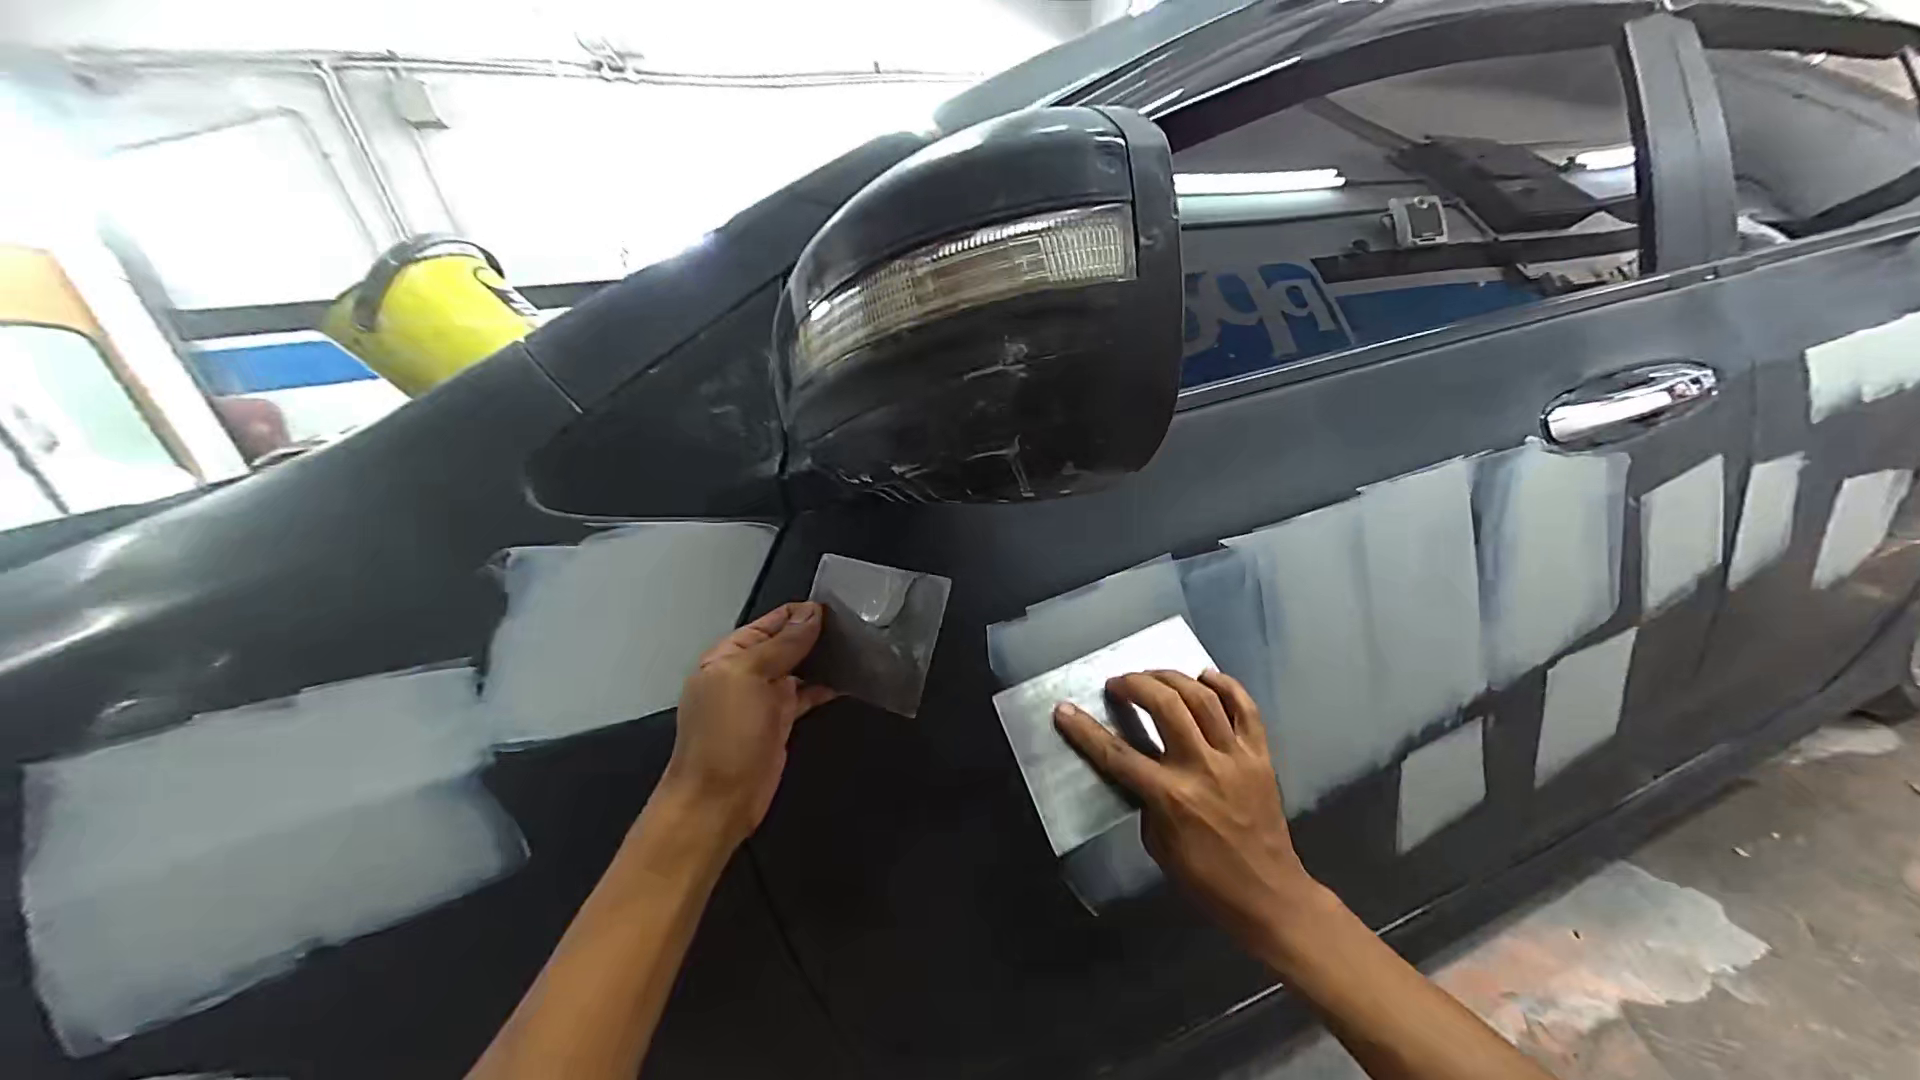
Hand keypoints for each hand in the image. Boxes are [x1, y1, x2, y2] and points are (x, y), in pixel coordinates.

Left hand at [661, 602, 837, 847]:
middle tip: (853, 624)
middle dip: (815, 633)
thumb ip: (782, 645)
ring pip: (800, 667)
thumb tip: (811, 615)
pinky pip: (808, 694)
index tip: (834, 607)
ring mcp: (763, 698)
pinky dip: (827, 686)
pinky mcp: (781, 721)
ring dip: (823, 658)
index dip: (799, 613)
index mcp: (728, 656)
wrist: (719, 801)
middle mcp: (745, 673)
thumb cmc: (723, 736)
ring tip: (856, 646)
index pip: (769, 623)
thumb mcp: (747, 677)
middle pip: (786, 643)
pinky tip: (848, 679)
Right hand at [1054, 670, 1319, 946]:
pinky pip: (1245, 709)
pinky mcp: (1261, 757)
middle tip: (1119, 683)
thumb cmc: (1205, 878)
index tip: (1065, 709)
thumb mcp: (1157, 843)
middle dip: (1135, 684)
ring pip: (1203, 699)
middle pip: (1166, 707)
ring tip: (1153, 675)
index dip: (1086, 730)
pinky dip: (1226, 686)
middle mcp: (1203, 769)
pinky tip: (1206, 675)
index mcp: (1171, 797)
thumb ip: (1145, 798)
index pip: (1118, 754)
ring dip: (1172, 678)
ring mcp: (1236, 759)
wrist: (1269, 896)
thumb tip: (1139, 765)